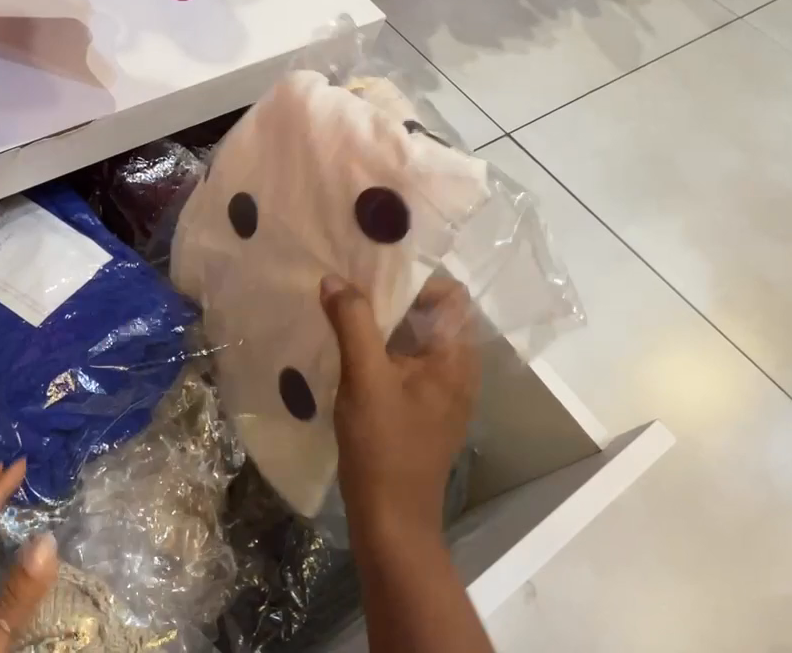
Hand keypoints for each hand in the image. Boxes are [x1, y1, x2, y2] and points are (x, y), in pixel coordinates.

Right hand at [321, 275, 479, 542]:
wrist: (391, 519)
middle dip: (389, 295)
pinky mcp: (420, 406)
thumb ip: (353, 323)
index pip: (450, 295)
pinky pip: (403, 360)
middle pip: (430, 313)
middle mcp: (456, 368)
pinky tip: (345, 347)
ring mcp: (439, 390)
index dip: (413, 278)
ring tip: (339, 309)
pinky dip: (378, 346)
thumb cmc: (384, 446)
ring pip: (413, 337)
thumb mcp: (365, 378)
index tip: (370, 272)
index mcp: (456, 358)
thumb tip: (335, 280)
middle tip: (346, 284)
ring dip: (380, 321)